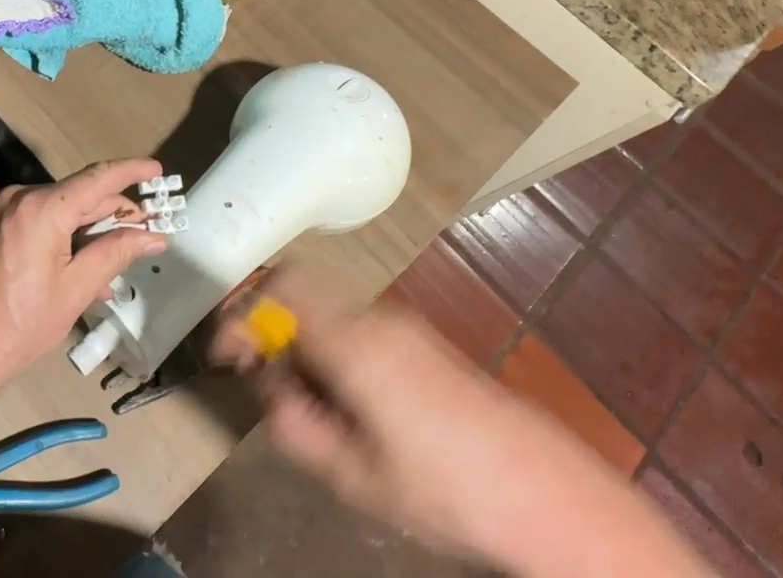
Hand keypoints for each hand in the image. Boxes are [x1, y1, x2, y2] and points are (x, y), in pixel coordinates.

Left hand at [0, 159, 168, 403]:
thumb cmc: (18, 324)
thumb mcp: (75, 290)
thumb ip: (115, 253)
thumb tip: (152, 236)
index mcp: (42, 207)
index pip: (98, 178)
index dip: (131, 171)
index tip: (157, 169)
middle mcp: (20, 198)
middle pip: (79, 195)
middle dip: (115, 214)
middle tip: (147, 234)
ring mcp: (3, 213)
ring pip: (61, 212)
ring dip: (90, 234)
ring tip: (116, 269)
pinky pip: (40, 224)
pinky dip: (65, 240)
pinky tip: (83, 272)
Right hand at [218, 274, 641, 570]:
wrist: (555, 497)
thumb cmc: (449, 490)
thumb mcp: (355, 475)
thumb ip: (295, 425)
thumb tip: (270, 389)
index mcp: (355, 342)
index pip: (278, 285)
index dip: (239, 309)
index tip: (227, 352)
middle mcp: (377, 319)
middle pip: (300, 300)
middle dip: (272, 339)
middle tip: (272, 392)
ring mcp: (405, 327)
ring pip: (328, 318)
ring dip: (305, 352)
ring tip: (317, 415)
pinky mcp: (423, 343)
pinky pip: (357, 332)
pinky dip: (334, 356)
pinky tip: (353, 410)